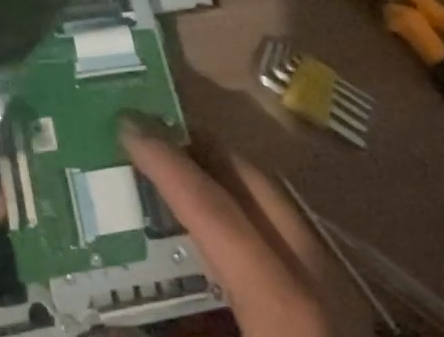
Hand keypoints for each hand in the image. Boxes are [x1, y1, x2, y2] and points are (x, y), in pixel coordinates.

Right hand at [120, 119, 369, 336]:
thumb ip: (158, 332)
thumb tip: (97, 320)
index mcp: (284, 305)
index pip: (216, 211)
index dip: (166, 165)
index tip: (126, 127)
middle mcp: (320, 285)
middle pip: (258, 188)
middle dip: (202, 152)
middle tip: (150, 134)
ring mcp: (342, 297)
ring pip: (282, 208)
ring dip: (229, 181)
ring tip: (180, 172)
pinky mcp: (346, 315)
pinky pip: (295, 242)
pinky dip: (254, 220)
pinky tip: (225, 242)